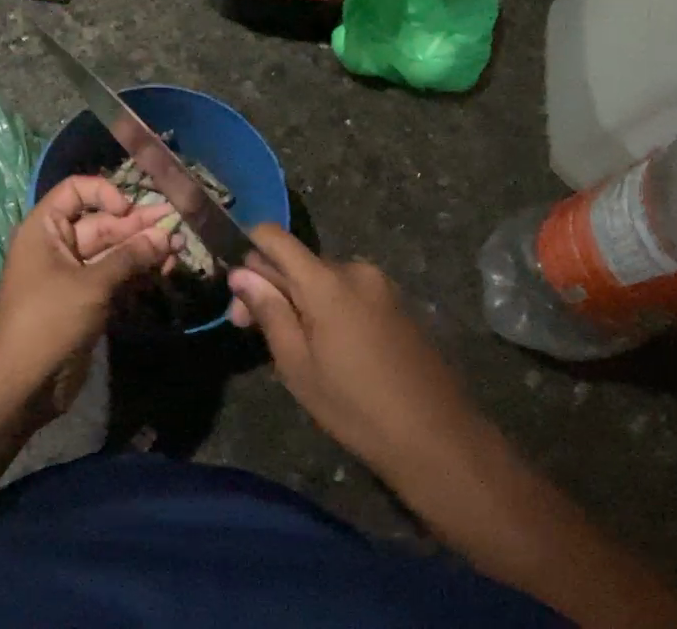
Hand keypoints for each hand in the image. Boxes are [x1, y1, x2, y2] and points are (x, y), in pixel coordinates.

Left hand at [0, 176, 180, 389]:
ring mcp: (73, 275)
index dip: (104, 193)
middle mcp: (57, 246)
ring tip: (179, 251)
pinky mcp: (86, 302)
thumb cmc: (48, 320)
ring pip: (112, 253)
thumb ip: (129, 257)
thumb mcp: (91, 284)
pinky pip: (114, 279)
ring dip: (143, 252)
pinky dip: (136, 275)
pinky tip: (164, 272)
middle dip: (138, 227)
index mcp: (45, 229)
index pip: (75, 192)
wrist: (22, 382)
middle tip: (177, 227)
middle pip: (101, 224)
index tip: (130, 211)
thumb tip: (164, 234)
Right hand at [229, 225, 478, 469]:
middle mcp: (355, 270)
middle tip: (251, 332)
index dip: (247, 252)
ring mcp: (381, 286)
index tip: (237, 293)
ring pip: (321, 279)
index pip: (273, 237)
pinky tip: (327, 350)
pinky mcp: (396, 305)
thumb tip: (240, 274)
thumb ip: (268, 311)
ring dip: (298, 301)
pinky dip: (327, 309)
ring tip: (291, 349)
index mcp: (326, 280)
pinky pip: (347, 293)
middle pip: (297, 262)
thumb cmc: (355, 406)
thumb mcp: (297, 364)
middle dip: (270, 288)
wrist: (439, 439)